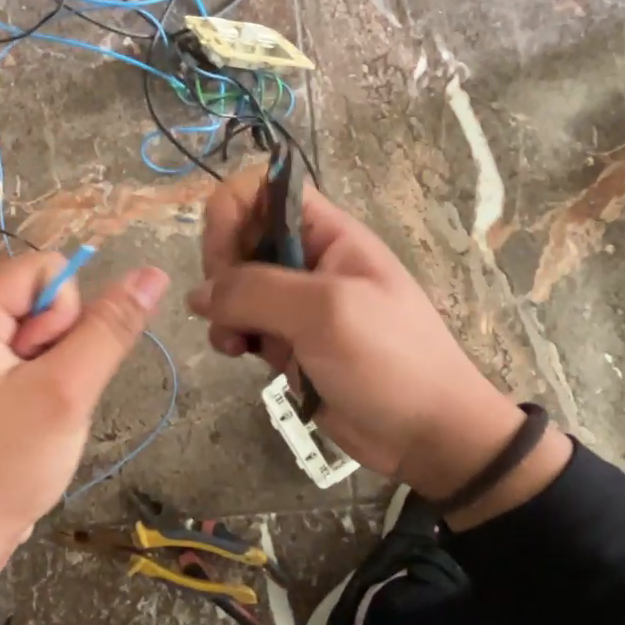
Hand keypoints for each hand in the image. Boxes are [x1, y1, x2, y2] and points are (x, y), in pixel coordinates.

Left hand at [0, 252, 168, 624]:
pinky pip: (29, 353)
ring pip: (41, 327)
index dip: (66, 310)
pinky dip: (44, 378)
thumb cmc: (8, 465)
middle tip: (44, 389)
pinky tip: (34, 413)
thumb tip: (151, 273)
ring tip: (38, 406)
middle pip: (42, 294)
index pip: (45, 267)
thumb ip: (109, 329)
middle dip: (61, 337)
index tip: (52, 363)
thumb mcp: (67, 392)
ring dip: (56, 362)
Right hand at [187, 165, 544, 506]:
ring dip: (221, 310)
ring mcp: (294, 304)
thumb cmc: (389, 360)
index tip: (224, 260)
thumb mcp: (326, 312)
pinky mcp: (286, 342)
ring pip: (233, 287)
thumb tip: (198, 295)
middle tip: (228, 309)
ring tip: (233, 343)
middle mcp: (307, 261)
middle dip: (221, 271)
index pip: (261, 190)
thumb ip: (256, 291)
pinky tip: (239, 356)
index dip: (231, 215)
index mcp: (327, 235)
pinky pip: (241, 324)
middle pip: (238, 238)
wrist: (426, 434)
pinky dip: (230, 335)